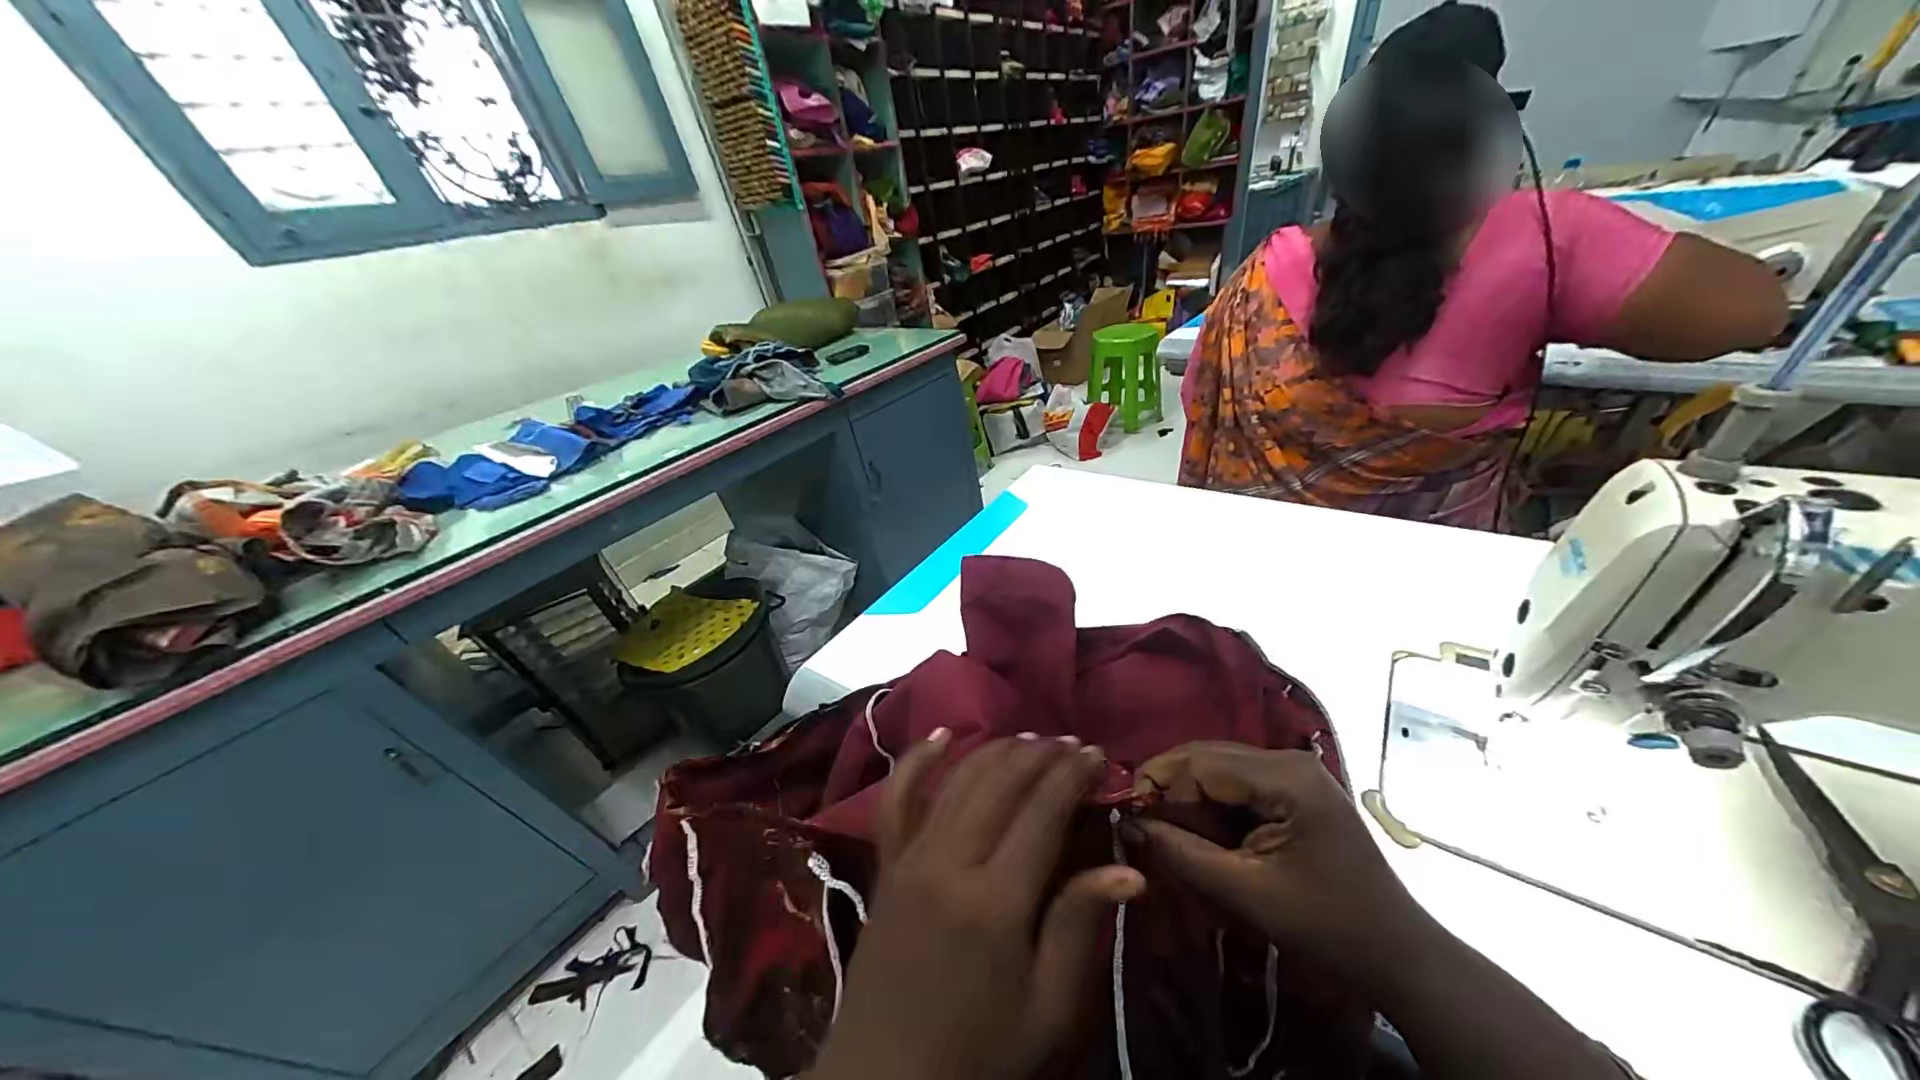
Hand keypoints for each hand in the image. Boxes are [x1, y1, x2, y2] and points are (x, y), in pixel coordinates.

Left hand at [808, 732, 1146, 1079]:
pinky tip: (940, 736)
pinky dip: (917, 761)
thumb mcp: (1046, 1010)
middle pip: (1000, 785)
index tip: (1098, 754)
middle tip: (1072, 743)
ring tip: (1029, 737)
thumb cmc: (979, 1054)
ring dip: (996, 751)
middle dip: (1040, 755)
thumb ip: (1079, 930)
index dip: (1073, 775)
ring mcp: (910, 859)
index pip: (1042, 813)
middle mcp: (949, 864)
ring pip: (957, 782)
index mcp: (996, 902)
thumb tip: (1128, 871)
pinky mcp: (886, 866)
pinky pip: (896, 800)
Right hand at [1127, 741, 1440, 992]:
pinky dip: (1211, 804)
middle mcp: (1289, 759)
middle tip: (1142, 825)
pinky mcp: (1295, 788)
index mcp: (1286, 777)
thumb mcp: (1244, 893)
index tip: (1131, 821)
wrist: (1397, 953)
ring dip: (1188, 797)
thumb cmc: (1325, 926)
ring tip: (1170, 832)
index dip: (1158, 786)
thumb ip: (1182, 853)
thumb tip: (1128, 824)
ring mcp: (1295, 771)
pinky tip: (1203, 833)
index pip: (1199, 763)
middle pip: (1206, 756)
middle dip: (1170, 789)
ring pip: (1217, 767)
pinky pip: (1236, 782)